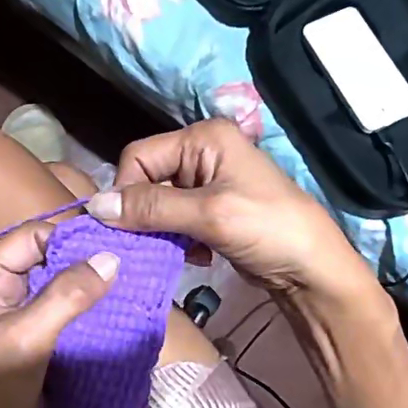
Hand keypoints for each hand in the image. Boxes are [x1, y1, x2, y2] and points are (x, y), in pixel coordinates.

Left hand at [0, 221, 116, 407]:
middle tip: (132, 263)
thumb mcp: (27, 340)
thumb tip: (112, 257)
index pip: (32, 237)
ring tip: (131, 283)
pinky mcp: (31, 335)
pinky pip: (61, 310)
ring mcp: (13, 312)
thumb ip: (67, 296)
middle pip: (46, 257)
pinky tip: (115, 309)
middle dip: (85, 261)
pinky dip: (85, 309)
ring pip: (58, 284)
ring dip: (89, 286)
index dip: (72, 239)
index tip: (118, 246)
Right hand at [87, 119, 374, 299]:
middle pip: (146, 180)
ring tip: (180, 251)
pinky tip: (198, 256)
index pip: (139, 156)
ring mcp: (207, 183)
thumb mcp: (208, 215)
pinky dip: (177, 240)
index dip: (126, 191)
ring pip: (157, 205)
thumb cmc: (267, 229)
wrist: (312, 269)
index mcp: (203, 138)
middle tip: (151, 245)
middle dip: (145, 215)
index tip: (125, 228)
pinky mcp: (211, 211)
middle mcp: (202, 153)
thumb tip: (95, 206)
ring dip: (161, 231)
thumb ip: (151, 208)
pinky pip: (174, 221)